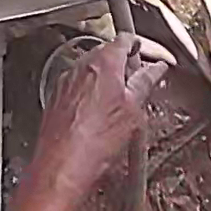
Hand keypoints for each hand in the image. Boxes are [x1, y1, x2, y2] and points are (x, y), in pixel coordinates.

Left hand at [33, 34, 171, 193]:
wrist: (60, 171)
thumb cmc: (95, 142)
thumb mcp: (133, 110)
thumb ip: (145, 82)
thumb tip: (156, 69)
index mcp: (103, 63)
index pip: (123, 39)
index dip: (136, 45)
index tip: (142, 52)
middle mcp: (81, 67)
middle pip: (105, 53)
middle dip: (121, 64)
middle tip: (135, 81)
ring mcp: (65, 83)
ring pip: (89, 70)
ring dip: (104, 79)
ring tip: (116, 103)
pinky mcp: (55, 100)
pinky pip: (76, 86)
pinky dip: (88, 92)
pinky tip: (96, 116)